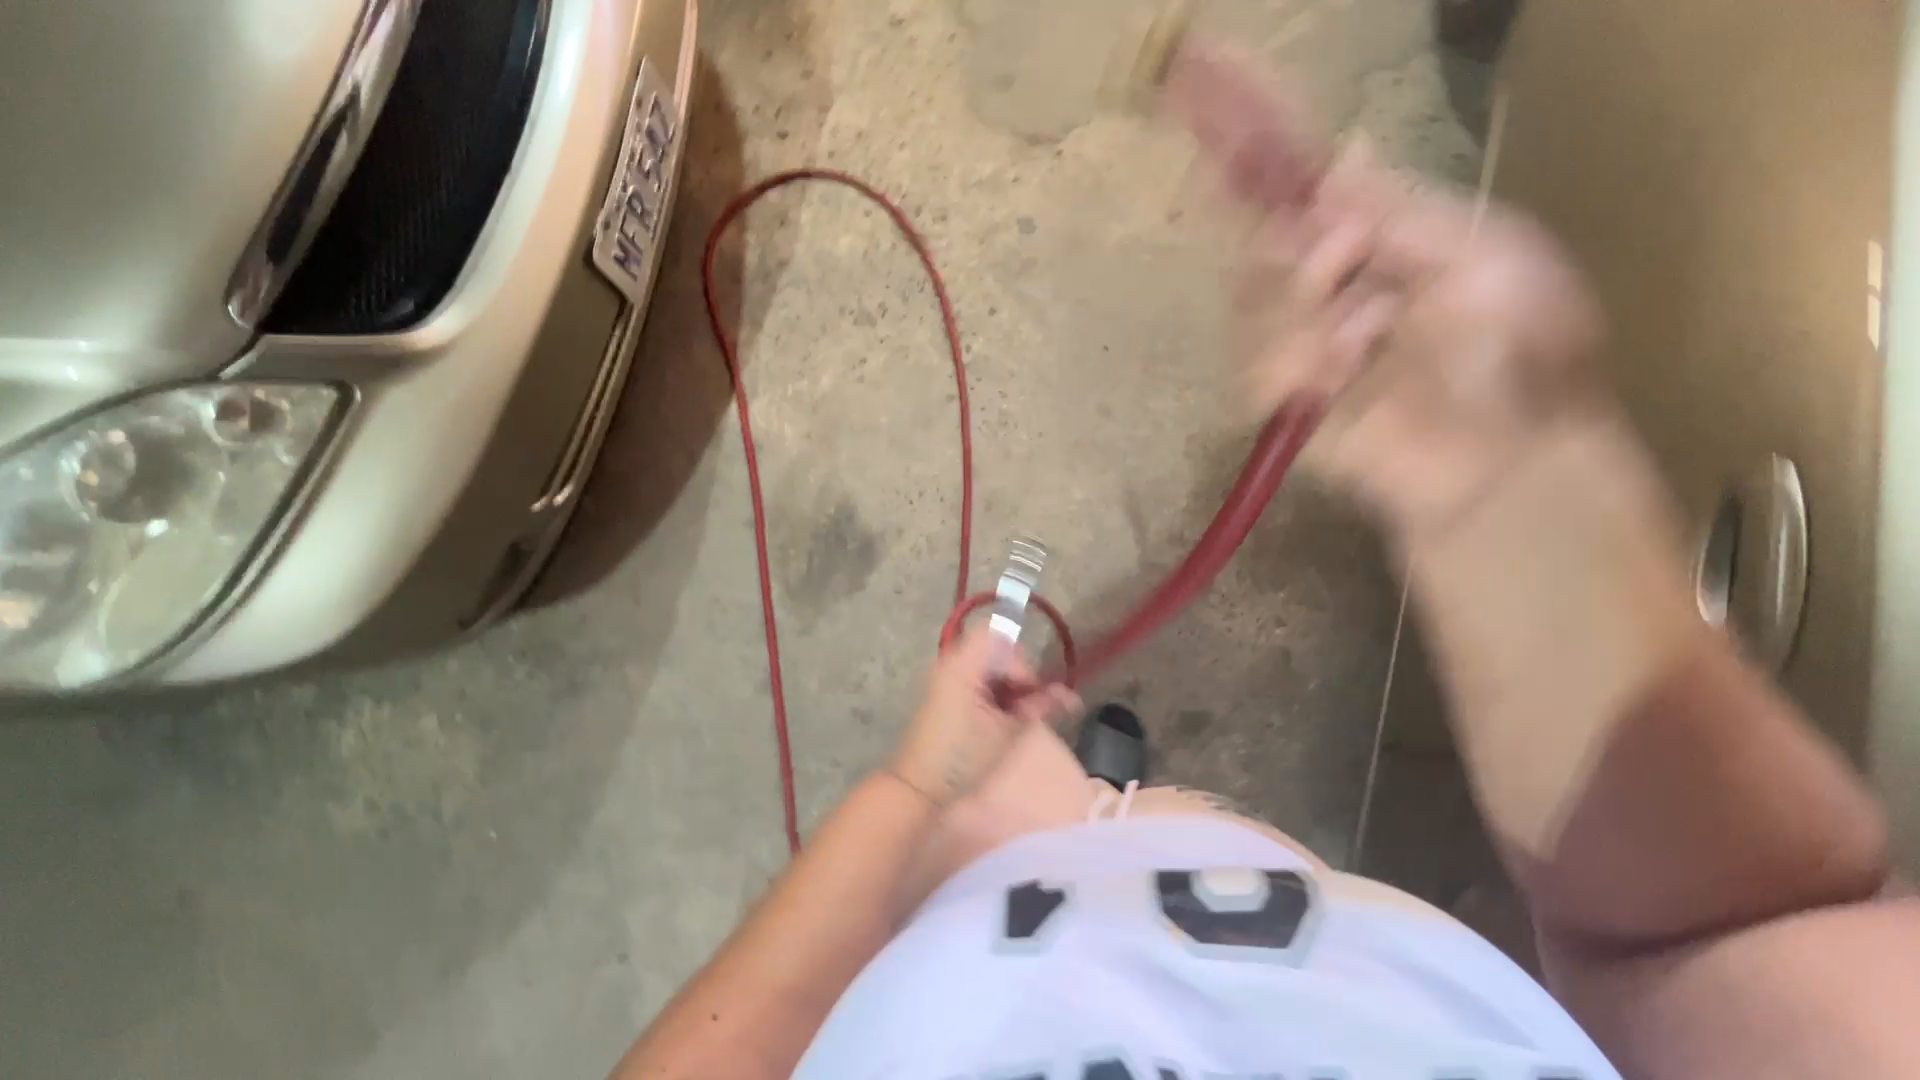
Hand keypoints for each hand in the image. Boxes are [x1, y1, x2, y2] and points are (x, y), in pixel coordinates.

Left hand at [888, 626, 1080, 807]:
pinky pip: (976, 684)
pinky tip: (1004, 721)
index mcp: (962, 665)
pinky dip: (994, 697)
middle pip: (995, 653)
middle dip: (1018, 677)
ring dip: (1008, 689)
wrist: (918, 787)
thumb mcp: (1006, 733)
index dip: (1020, 660)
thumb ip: (1038, 706)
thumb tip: (1067, 694)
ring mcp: (946, 680)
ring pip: (988, 670)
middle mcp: (951, 664)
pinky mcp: (945, 697)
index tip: (1029, 691)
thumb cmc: (962, 758)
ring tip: (1020, 718)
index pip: (999, 637)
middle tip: (1031, 707)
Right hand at [1163, 46, 1608, 535]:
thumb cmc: (1518, 351)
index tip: (1198, 61)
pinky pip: (1256, 360)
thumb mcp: (1484, 253)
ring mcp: (1289, 337)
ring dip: (1310, 303)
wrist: (1508, 454)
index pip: (1290, 162)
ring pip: (1248, 290)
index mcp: (1367, 228)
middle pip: (1250, 227)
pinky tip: (1352, 372)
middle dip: (1289, 238)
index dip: (1245, 114)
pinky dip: (1307, 359)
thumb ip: (1399, 211)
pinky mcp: (1276, 395)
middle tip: (1348, 259)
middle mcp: (1315, 275)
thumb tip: (1333, 158)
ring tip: (1375, 326)